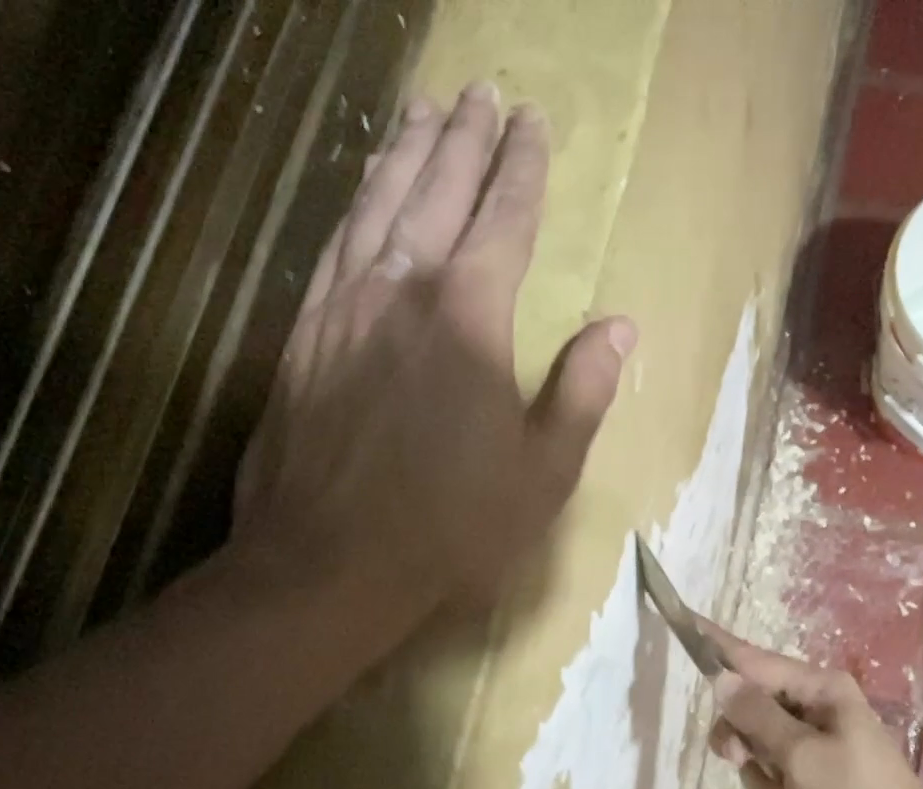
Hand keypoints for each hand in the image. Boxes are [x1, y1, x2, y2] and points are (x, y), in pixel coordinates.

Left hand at [234, 81, 630, 629]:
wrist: (327, 563)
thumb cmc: (453, 526)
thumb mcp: (544, 471)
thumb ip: (582, 391)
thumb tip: (619, 327)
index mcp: (471, 318)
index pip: (504, 220)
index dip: (522, 167)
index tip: (533, 123)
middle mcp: (403, 290)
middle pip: (436, 191)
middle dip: (464, 138)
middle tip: (482, 91)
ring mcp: (343, 306)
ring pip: (376, 205)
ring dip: (405, 153)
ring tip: (424, 112)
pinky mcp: (303, 332)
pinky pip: (335, 244)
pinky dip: (357, 204)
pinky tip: (365, 192)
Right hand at [702, 621, 922, 788]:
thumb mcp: (802, 756)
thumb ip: (756, 716)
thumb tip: (722, 676)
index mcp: (821, 691)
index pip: (756, 661)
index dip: (719, 648)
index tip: (685, 622)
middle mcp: (815, 714)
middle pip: (747, 714)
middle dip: (746, 747)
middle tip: (741, 759)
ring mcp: (811, 755)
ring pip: (755, 761)